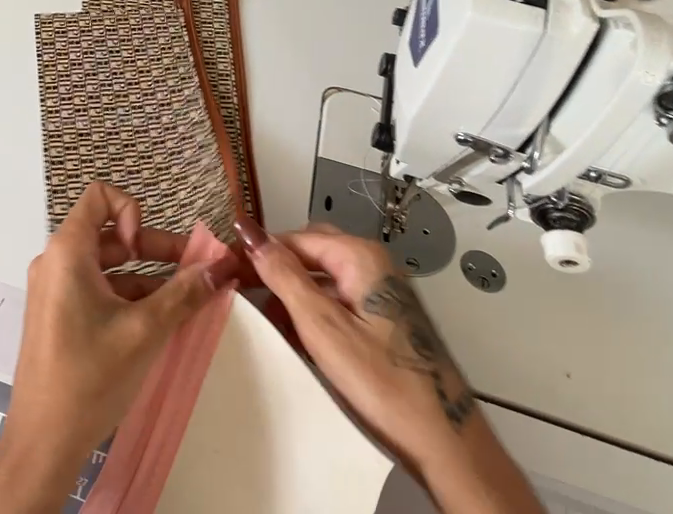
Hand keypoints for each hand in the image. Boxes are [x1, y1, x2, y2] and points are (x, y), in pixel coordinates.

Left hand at [0, 183, 230, 512]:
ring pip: (109, 266)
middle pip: (111, 234)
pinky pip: (99, 290)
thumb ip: (184, 294)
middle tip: (197, 271)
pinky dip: (131, 297)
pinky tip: (162, 321)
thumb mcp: (145, 331)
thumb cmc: (88, 377)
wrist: (43, 440)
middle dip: (156, 248)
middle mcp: (57, 263)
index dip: (132, 210)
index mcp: (67, 253)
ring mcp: (57, 290)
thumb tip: (221, 268)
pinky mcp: (61, 315)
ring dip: (148, 276)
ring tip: (188, 300)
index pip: (99, 197)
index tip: (150, 249)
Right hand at [236, 219, 543, 513]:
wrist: (443, 438)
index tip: (229, 272)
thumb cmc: (383, 381)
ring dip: (294, 294)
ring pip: (324, 278)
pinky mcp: (385, 318)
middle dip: (277, 271)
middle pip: (311, 252)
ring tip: (269, 323)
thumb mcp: (322, 326)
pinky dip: (315, 312)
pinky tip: (298, 338)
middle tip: (245, 295)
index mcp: (360, 256)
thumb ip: (283, 276)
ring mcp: (382, 291)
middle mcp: (374, 263)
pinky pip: (339, 300)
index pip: (295, 237)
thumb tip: (249, 233)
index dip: (261, 252)